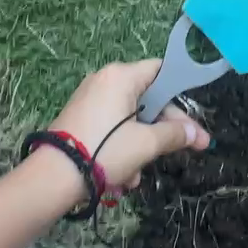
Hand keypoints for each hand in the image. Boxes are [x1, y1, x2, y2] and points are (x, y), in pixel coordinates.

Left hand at [47, 60, 210, 191]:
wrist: (54, 175)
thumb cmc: (104, 150)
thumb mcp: (145, 144)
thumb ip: (173, 134)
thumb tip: (194, 133)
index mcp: (120, 76)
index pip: (160, 71)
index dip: (180, 95)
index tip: (193, 118)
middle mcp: (104, 80)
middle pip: (147, 99)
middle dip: (163, 130)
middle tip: (188, 150)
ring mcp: (90, 99)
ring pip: (129, 119)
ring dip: (140, 146)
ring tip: (137, 174)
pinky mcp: (80, 118)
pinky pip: (111, 127)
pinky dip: (121, 147)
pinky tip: (122, 176)